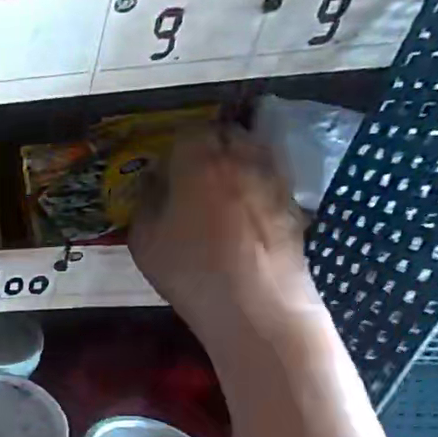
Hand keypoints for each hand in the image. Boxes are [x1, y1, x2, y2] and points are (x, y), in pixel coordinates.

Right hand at [128, 125, 322, 346]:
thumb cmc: (189, 270)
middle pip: (227, 134)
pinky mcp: (293, 203)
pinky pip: (270, 178)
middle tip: (191, 170)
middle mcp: (241, 161)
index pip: (188, 132)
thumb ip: (145, 204)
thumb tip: (153, 186)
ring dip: (236, 159)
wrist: (254, 304)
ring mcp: (273, 180)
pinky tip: (243, 209)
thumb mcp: (144, 240)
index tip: (164, 165)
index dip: (174, 146)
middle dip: (209, 144)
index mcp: (200, 164)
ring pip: (255, 151)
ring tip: (219, 185)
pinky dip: (256, 183)